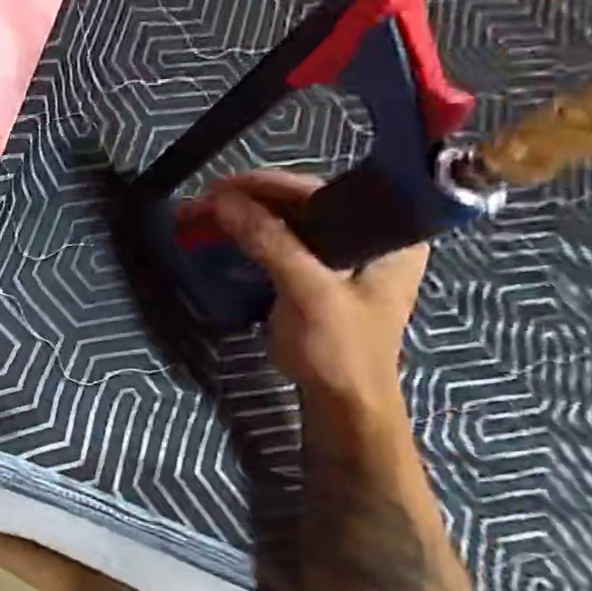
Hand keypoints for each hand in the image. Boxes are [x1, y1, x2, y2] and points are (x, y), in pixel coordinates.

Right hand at [191, 170, 427, 413]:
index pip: (323, 192)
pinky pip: (281, 243)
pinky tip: (221, 234)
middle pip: (302, 203)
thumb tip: (221, 200)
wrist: (342, 404)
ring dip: (243, 218)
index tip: (222, 186)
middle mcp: (369, 236)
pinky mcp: (318, 273)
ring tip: (202, 214)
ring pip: (287, 221)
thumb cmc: (340, 349)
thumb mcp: (308, 292)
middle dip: (249, 201)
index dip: (269, 185)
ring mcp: (342, 255)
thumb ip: (269, 241)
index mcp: (388, 234)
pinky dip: (248, 237)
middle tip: (204, 200)